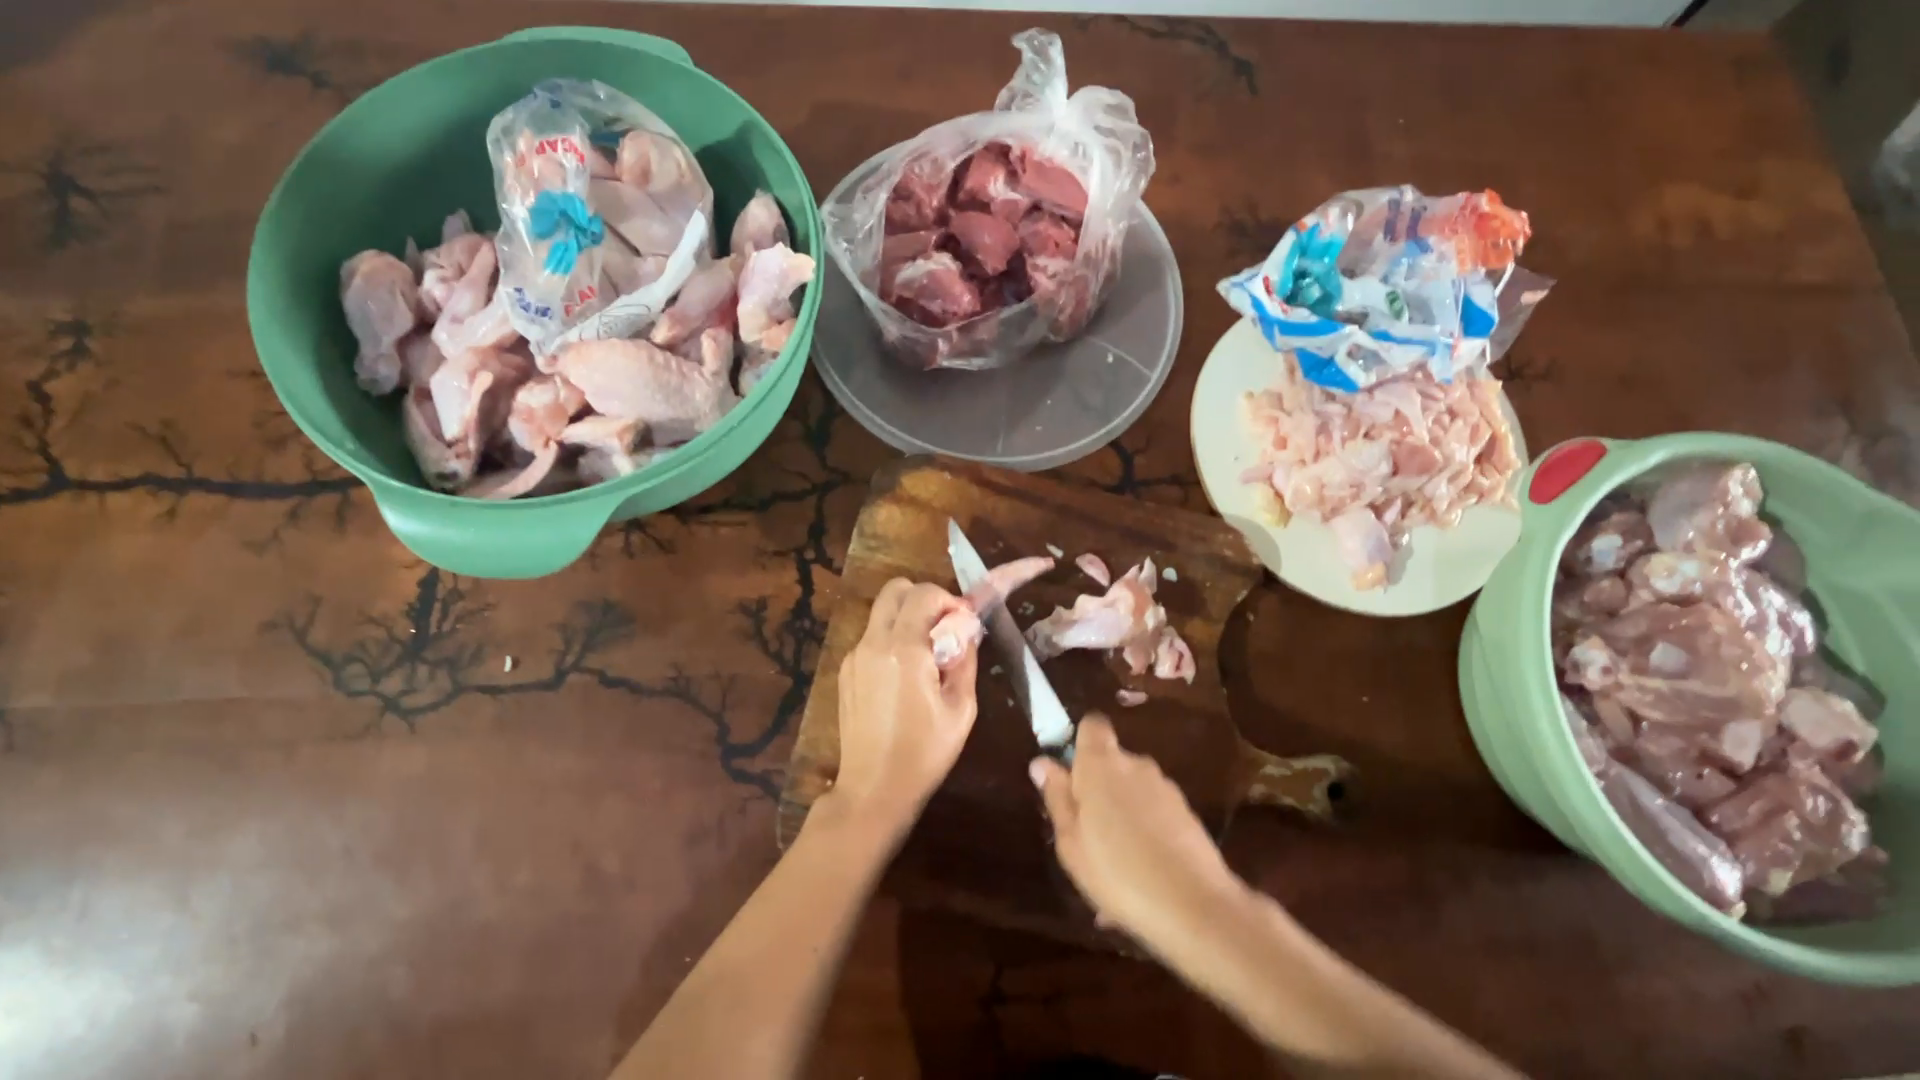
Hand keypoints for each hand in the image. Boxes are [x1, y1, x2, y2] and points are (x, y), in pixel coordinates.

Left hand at [832, 579, 979, 829]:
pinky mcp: (845, 672)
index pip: (923, 594)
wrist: (874, 788)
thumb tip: (966, 630)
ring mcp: (853, 657)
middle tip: (944, 628)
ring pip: (880, 613)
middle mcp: (872, 644)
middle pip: (894, 590)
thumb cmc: (924, 753)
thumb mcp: (961, 708)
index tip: (964, 623)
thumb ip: (965, 660)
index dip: (949, 600)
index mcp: (903, 650)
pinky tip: (905, 678)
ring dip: (906, 619)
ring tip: (927, 656)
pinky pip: (871, 638)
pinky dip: (891, 640)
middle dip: (923, 599)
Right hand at [1031, 716, 1249, 946]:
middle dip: (1098, 788)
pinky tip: (1137, 877)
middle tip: (1084, 831)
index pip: (1092, 726)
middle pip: (1112, 763)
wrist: (1193, 905)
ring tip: (1112, 864)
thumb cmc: (1116, 872)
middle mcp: (1137, 766)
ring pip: (1133, 793)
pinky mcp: (1187, 815)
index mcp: (1102, 765)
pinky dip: (1143, 837)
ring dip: (1121, 816)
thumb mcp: (1070, 841)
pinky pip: (1153, 817)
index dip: (1079, 741)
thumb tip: (1043, 762)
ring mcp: (1167, 789)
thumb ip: (1057, 797)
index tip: (1069, 772)